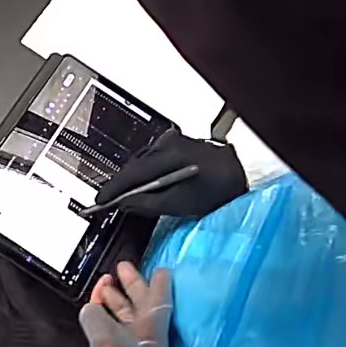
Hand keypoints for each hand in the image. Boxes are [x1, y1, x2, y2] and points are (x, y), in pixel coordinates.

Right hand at [79, 262, 178, 346]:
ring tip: (102, 288)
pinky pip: (110, 343)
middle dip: (130, 288)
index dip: (158, 282)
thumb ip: (98, 322)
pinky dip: (101, 328)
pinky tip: (92, 324)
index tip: (161, 266)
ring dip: (114, 307)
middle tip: (119, 268)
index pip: (159, 300)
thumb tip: (91, 307)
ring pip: (124, 326)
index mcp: (153, 335)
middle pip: (141, 310)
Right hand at [93, 131, 244, 217]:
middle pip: (134, 165)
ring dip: (132, 179)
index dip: (114, 188)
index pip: (132, 172)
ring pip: (141, 162)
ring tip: (123, 197)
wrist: (244, 171)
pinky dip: (143, 174)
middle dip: (120, 184)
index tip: (100, 200)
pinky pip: (150, 160)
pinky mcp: (175, 145)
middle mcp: (166, 143)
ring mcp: (171, 141)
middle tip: (108, 202)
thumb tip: (125, 205)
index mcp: (168, 155)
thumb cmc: (219, 187)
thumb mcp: (184, 202)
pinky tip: (142, 185)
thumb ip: (150, 203)